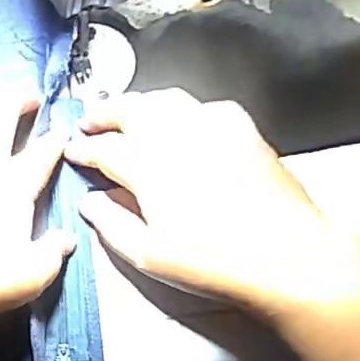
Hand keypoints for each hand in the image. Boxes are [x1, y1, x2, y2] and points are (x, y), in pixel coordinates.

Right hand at [64, 89, 354, 319]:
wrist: (286, 254)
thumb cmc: (212, 261)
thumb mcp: (149, 255)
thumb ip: (112, 224)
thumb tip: (90, 203)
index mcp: (148, 165)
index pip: (104, 148)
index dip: (84, 149)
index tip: (73, 152)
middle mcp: (177, 134)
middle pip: (132, 109)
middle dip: (106, 113)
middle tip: (90, 122)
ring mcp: (213, 126)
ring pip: (166, 100)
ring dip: (139, 104)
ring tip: (127, 115)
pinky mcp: (242, 128)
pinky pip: (201, 106)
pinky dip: (180, 108)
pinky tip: (180, 123)